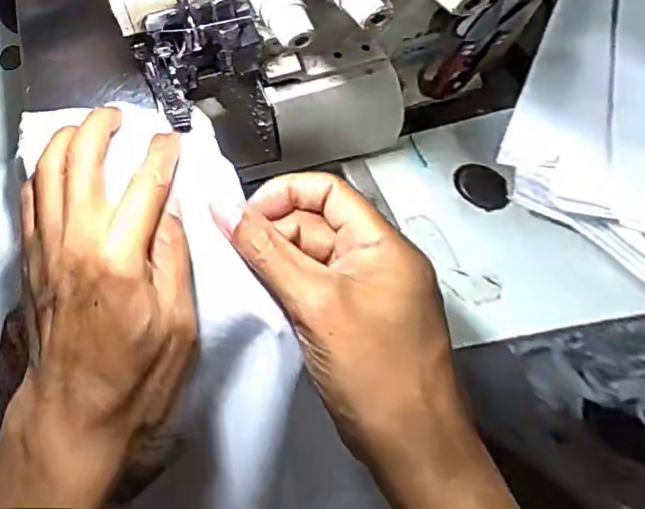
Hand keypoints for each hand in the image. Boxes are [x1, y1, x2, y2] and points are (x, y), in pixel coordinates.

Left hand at [0, 108, 197, 508]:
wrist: (72, 418)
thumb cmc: (131, 380)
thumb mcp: (179, 326)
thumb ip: (175, 257)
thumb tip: (168, 209)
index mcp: (119, 259)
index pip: (145, 182)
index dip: (162, 152)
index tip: (171, 140)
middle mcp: (76, 242)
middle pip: (82, 157)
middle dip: (102, 124)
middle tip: (121, 117)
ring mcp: (47, 247)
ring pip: (47, 169)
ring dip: (67, 137)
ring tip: (88, 128)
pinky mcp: (30, 258)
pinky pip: (29, 198)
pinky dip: (43, 171)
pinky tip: (59, 164)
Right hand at [220, 172, 515, 508]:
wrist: (415, 454)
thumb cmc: (385, 384)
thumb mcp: (315, 304)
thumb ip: (268, 252)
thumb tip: (230, 212)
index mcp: (383, 244)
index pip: (328, 190)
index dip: (284, 193)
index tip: (247, 211)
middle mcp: (380, 261)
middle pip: (316, 222)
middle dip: (275, 230)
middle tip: (238, 246)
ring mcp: (369, 290)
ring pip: (312, 255)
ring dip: (279, 260)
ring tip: (250, 275)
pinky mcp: (357, 317)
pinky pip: (317, 284)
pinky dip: (291, 286)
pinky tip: (269, 299)